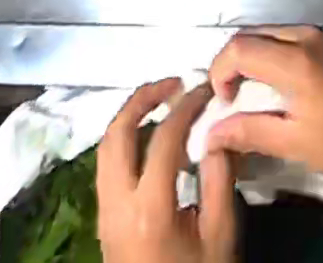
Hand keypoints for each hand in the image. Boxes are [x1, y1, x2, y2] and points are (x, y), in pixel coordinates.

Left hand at [97, 79, 236, 262]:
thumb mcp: (220, 238)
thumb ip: (220, 180)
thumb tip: (217, 132)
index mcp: (148, 206)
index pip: (165, 137)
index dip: (187, 107)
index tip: (206, 89)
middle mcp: (116, 202)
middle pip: (117, 131)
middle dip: (143, 98)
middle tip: (174, 83)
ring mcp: (103, 210)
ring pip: (105, 145)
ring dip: (131, 115)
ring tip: (161, 101)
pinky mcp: (102, 219)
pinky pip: (107, 163)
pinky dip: (125, 138)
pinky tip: (150, 137)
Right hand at [205, 26, 322, 186]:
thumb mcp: (301, 145)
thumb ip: (252, 133)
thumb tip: (211, 133)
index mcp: (294, 61)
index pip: (237, 48)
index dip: (219, 71)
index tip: (222, 102)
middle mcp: (301, 36)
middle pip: (248, 35)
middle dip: (229, 62)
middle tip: (228, 98)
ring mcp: (315, 34)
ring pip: (264, 33)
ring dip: (247, 57)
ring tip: (246, 92)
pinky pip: (282, 36)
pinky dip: (266, 53)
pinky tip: (271, 82)